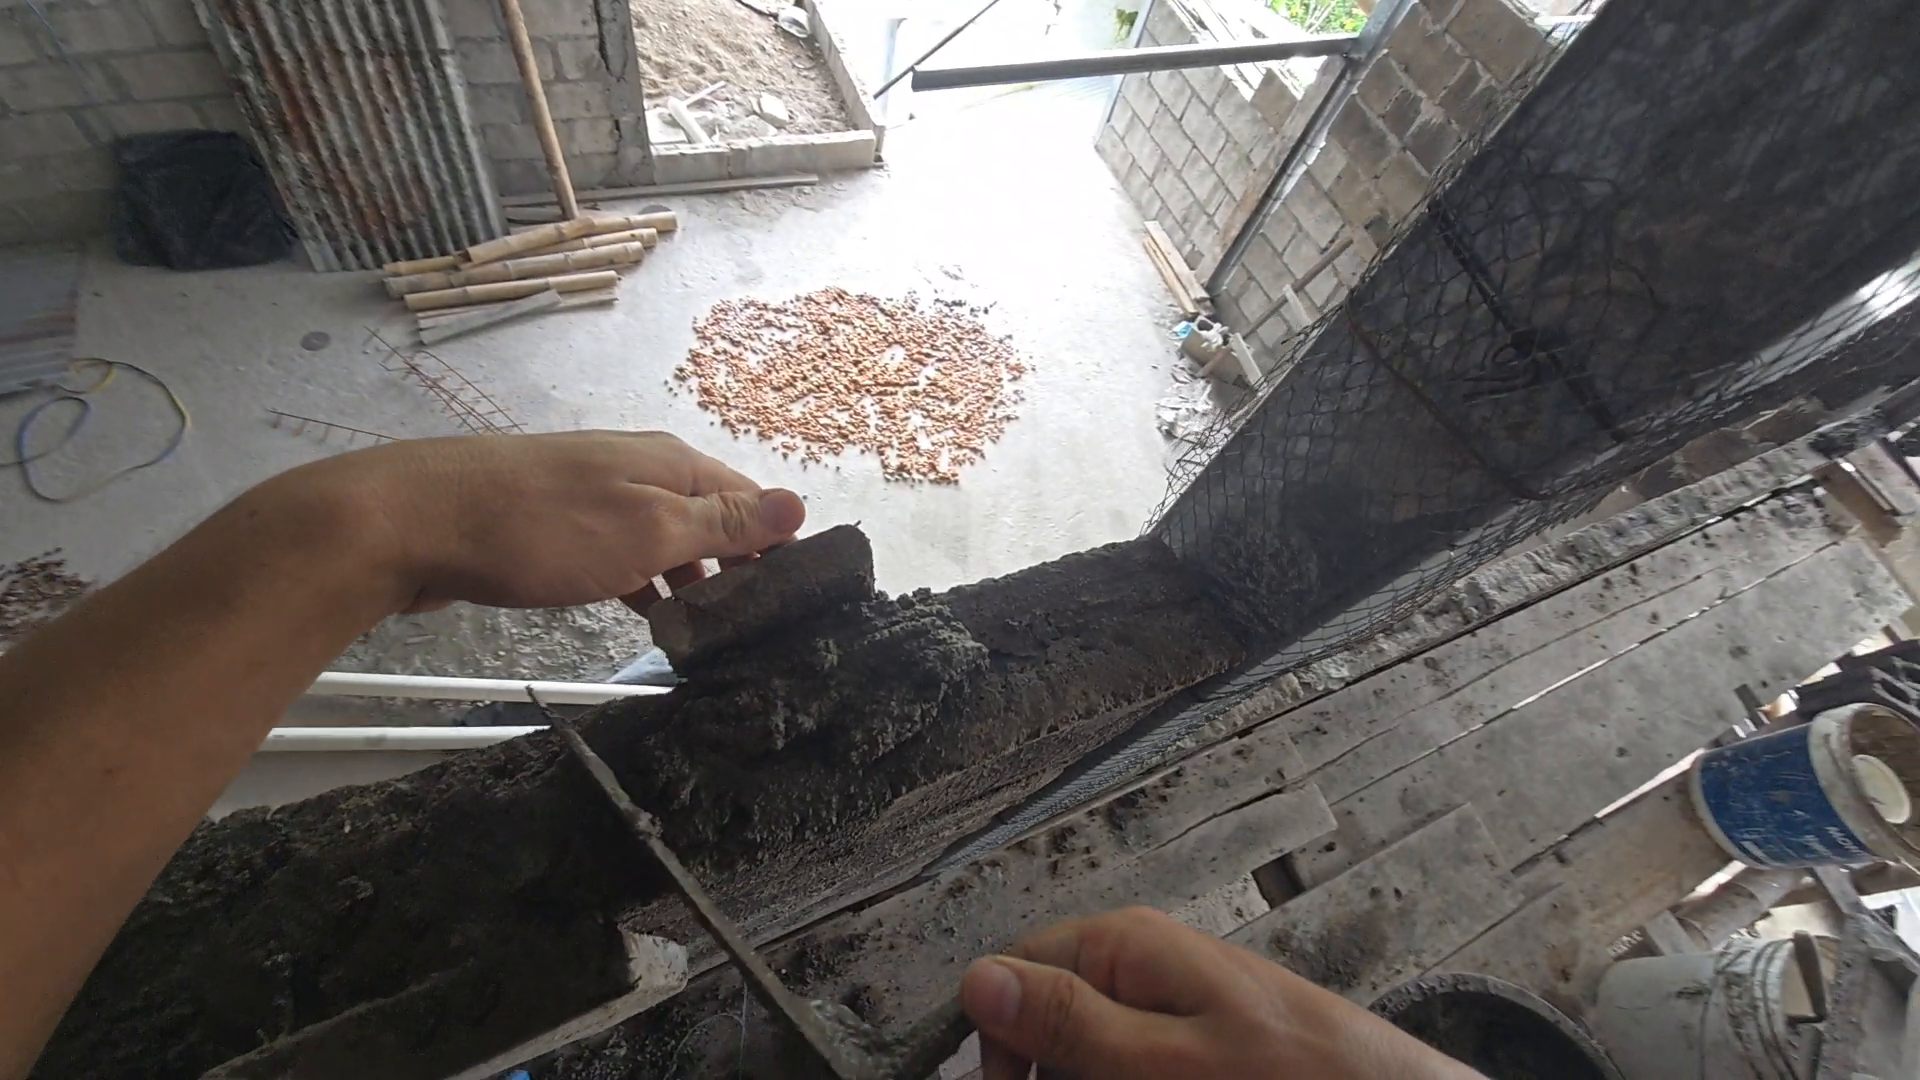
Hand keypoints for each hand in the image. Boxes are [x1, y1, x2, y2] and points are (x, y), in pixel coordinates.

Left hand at [268, 430, 806, 614]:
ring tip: (710, 628)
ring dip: (693, 578)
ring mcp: (601, 493)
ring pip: (670, 538)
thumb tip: (801, 503)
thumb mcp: (652, 528)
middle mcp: (644, 469)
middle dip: (738, 565)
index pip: (752, 500)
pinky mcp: (564, 521)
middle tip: (754, 622)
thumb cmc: (547, 528)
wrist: (411, 522)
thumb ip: (726, 522)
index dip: (778, 544)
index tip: (795, 595)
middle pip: (713, 517)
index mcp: (675, 464)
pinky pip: (627, 550)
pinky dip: (647, 580)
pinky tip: (650, 612)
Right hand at [959, 907, 1483, 1079]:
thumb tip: (976, 978)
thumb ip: (1068, 1020)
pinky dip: (1124, 1071)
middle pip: (1050, 1006)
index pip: (1015, 970)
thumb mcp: (1161, 1062)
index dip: (1003, 1042)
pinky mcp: (1193, 1021)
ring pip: (1089, 1038)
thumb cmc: (1280, 1077)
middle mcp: (1135, 952)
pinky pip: (1131, 1047)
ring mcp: (1168, 986)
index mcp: (1118, 942)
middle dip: (1052, 1065)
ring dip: (1088, 1073)